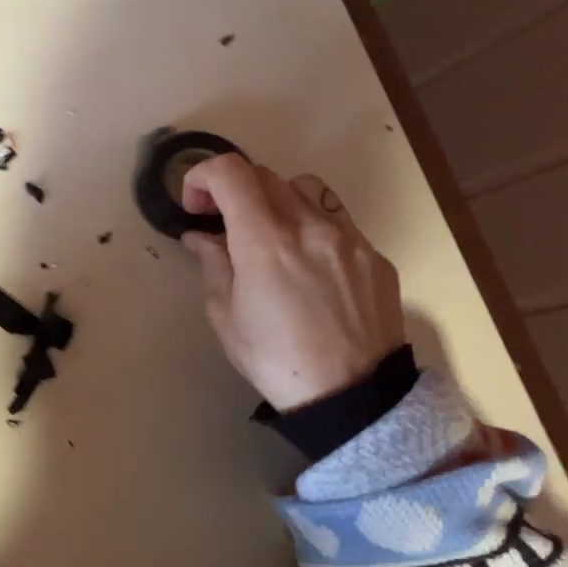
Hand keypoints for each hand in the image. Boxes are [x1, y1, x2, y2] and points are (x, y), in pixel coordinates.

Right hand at [179, 154, 404, 411]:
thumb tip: (203, 237)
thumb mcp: (225, 315)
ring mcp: (348, 237)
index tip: (194, 207)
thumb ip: (214, 264)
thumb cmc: (274, 357)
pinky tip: (303, 261)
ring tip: (266, 234)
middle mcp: (309, 226)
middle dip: (232, 190)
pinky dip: (308, 224)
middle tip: (219, 223)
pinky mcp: (373, 255)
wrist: (352, 393)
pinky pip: (335, 219)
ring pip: (304, 188)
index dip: (202, 177)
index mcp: (265, 241)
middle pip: (264, 175)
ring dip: (274, 199)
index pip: (231, 173)